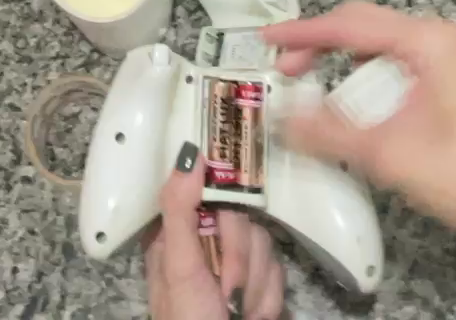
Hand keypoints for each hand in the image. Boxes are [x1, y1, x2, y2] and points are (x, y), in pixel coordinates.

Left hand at [145, 143, 284, 319]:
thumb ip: (179, 208)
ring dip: (254, 284)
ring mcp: (233, 261)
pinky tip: (253, 317)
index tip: (229, 205)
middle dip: (238, 258)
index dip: (222, 195)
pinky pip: (279, 270)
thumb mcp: (177, 266)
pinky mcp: (260, 282)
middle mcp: (204, 238)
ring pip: (263, 241)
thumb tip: (191, 152)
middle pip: (241, 214)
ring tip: (238, 311)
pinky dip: (268, 299)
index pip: (206, 186)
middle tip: (225, 290)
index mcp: (177, 230)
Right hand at [264, 2, 455, 251]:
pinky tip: (359, 99)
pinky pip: (400, 58)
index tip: (267, 40)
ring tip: (317, 83)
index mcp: (428, 42)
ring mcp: (454, 54)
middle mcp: (441, 36)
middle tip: (287, 68)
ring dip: (344, 58)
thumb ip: (327, 134)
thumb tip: (280, 121)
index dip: (301, 33)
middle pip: (363, 24)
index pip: (348, 25)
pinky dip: (369, 71)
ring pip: (380, 40)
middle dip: (320, 42)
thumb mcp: (391, 156)